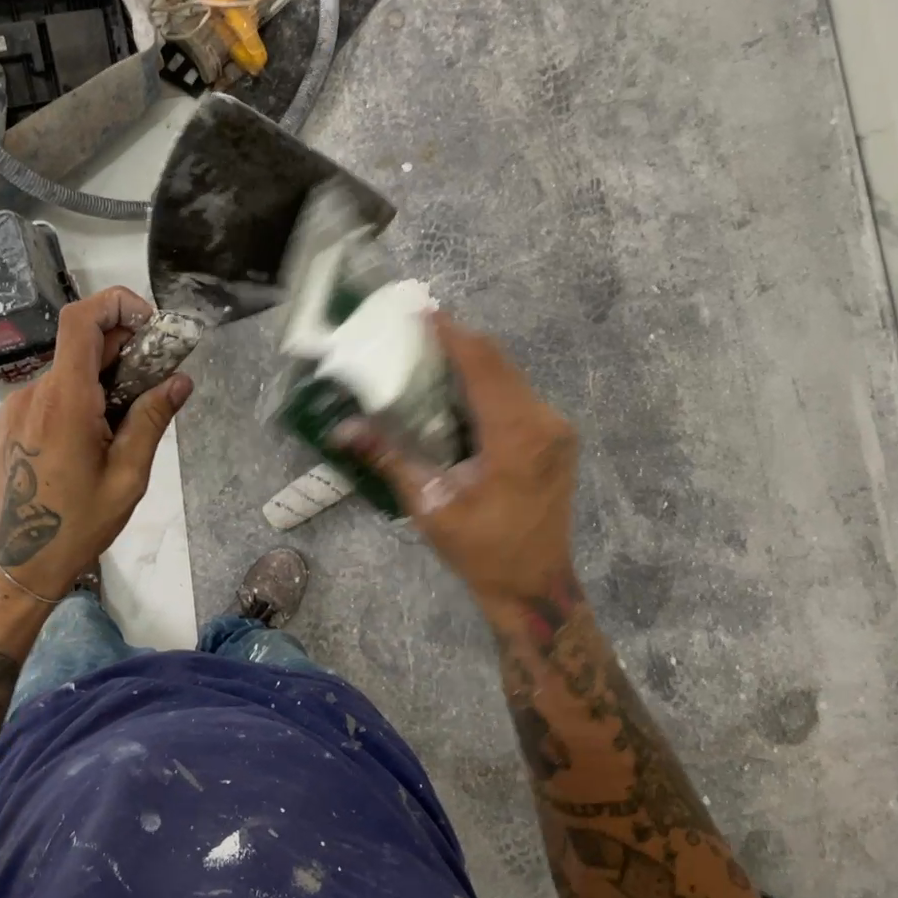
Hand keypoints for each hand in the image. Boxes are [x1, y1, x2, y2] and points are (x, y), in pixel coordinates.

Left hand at [0, 287, 194, 597]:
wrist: (20, 559)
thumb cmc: (79, 522)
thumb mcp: (128, 475)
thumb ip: (152, 420)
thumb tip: (181, 381)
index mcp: (64, 400)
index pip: (81, 320)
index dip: (116, 304)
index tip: (150, 325)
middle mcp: (35, 392)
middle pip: (80, 344)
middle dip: (123, 349)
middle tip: (155, 380)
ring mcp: (18, 405)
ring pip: (68, 369)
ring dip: (103, 377)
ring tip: (128, 417)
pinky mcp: (11, 419)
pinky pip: (52, 390)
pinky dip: (80, 394)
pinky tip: (97, 432)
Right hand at [334, 314, 579, 622]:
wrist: (535, 586)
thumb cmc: (481, 550)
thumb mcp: (430, 506)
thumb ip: (389, 459)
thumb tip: (342, 428)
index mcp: (516, 436)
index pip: (482, 365)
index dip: (451, 335)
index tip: (419, 312)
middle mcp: (543, 423)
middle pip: (499, 363)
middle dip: (458, 341)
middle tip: (415, 330)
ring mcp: (554, 430)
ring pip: (510, 376)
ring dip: (471, 361)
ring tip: (429, 353)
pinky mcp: (554, 440)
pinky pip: (517, 395)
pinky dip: (485, 383)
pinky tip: (454, 388)